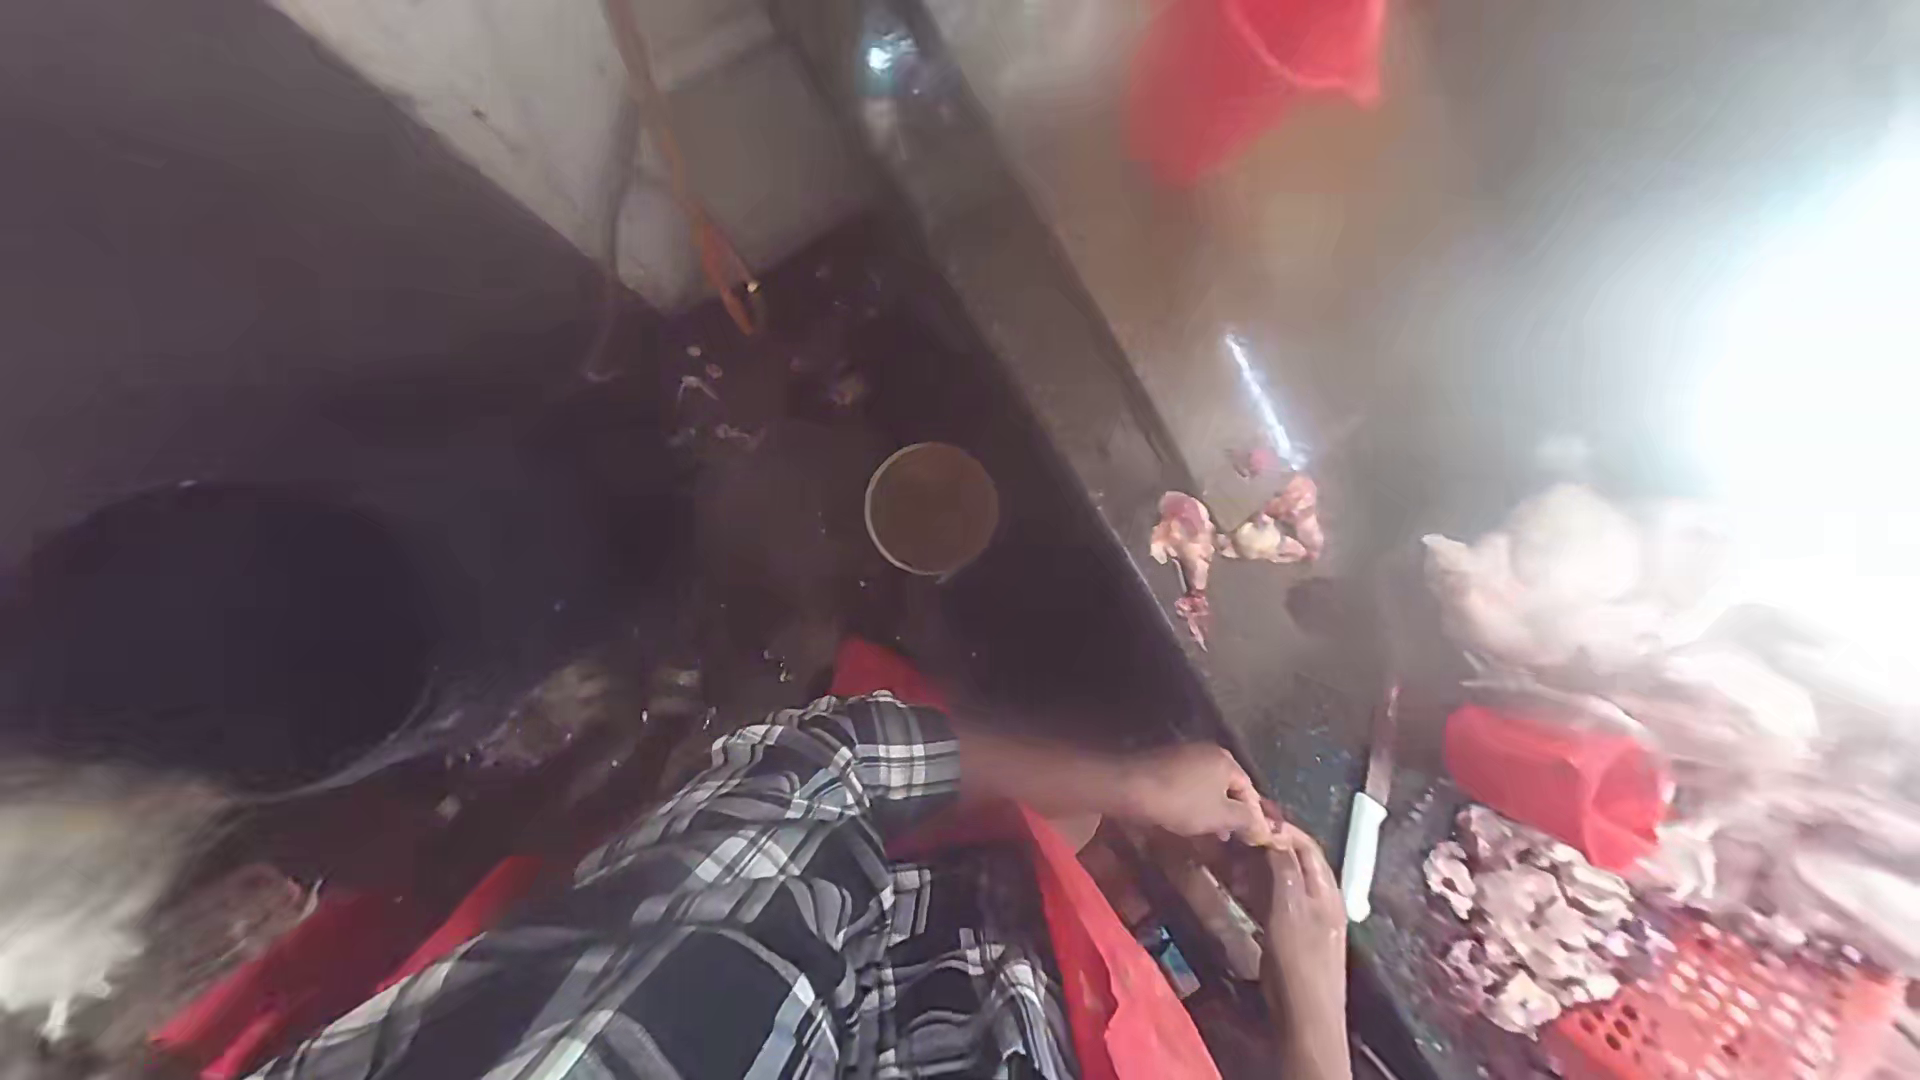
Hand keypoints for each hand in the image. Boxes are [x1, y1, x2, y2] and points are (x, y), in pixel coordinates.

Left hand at [1115, 744, 1274, 844]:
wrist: (1131, 786)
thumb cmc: (1181, 802)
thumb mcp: (1221, 816)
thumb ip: (1248, 820)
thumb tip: (1264, 826)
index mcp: (1225, 760)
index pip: (1250, 790)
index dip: (1254, 817)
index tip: (1253, 840)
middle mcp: (1206, 751)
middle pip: (1229, 786)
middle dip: (1233, 813)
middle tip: (1233, 839)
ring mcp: (1184, 754)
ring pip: (1208, 786)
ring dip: (1214, 809)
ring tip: (1213, 833)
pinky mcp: (1165, 763)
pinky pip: (1189, 784)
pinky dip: (1195, 801)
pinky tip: (1189, 819)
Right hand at [1237, 820, 1350, 1079]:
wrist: (1305, 1019)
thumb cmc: (1297, 960)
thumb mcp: (1288, 908)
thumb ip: (1283, 867)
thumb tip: (1273, 831)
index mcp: (1326, 890)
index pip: (1306, 844)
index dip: (1280, 827)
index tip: (1248, 819)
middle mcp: (1320, 898)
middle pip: (1294, 858)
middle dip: (1265, 844)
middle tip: (1233, 837)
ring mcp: (1307, 915)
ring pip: (1281, 876)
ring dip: (1256, 864)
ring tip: (1229, 858)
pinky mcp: (1293, 931)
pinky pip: (1274, 895)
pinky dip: (1256, 885)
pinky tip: (1235, 886)